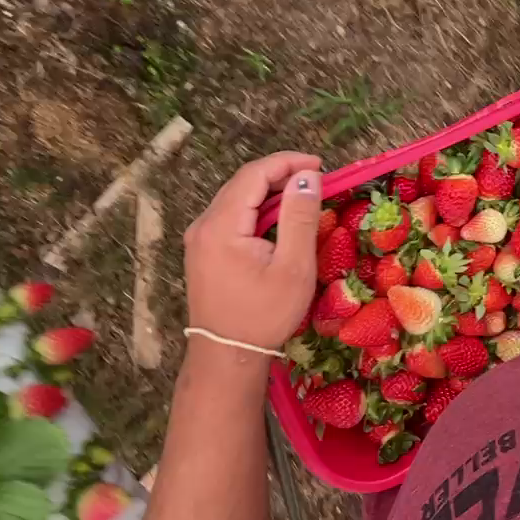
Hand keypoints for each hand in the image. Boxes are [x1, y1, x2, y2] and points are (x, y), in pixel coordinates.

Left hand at [182, 152, 323, 350]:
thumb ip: (300, 217)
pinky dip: (259, 208)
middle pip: (243, 183)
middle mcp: (203, 225)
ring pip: (237, 197)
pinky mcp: (204, 250)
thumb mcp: (293, 266)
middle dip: (281, 173)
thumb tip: (308, 177)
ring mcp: (199, 238)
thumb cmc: (264, 315)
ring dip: (271, 190)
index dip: (287, 162)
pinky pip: (232, 215)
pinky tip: (280, 217)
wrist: (227, 357)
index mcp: (221, 226)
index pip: (254, 175)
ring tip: (304, 194)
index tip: (320, 165)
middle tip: (316, 178)